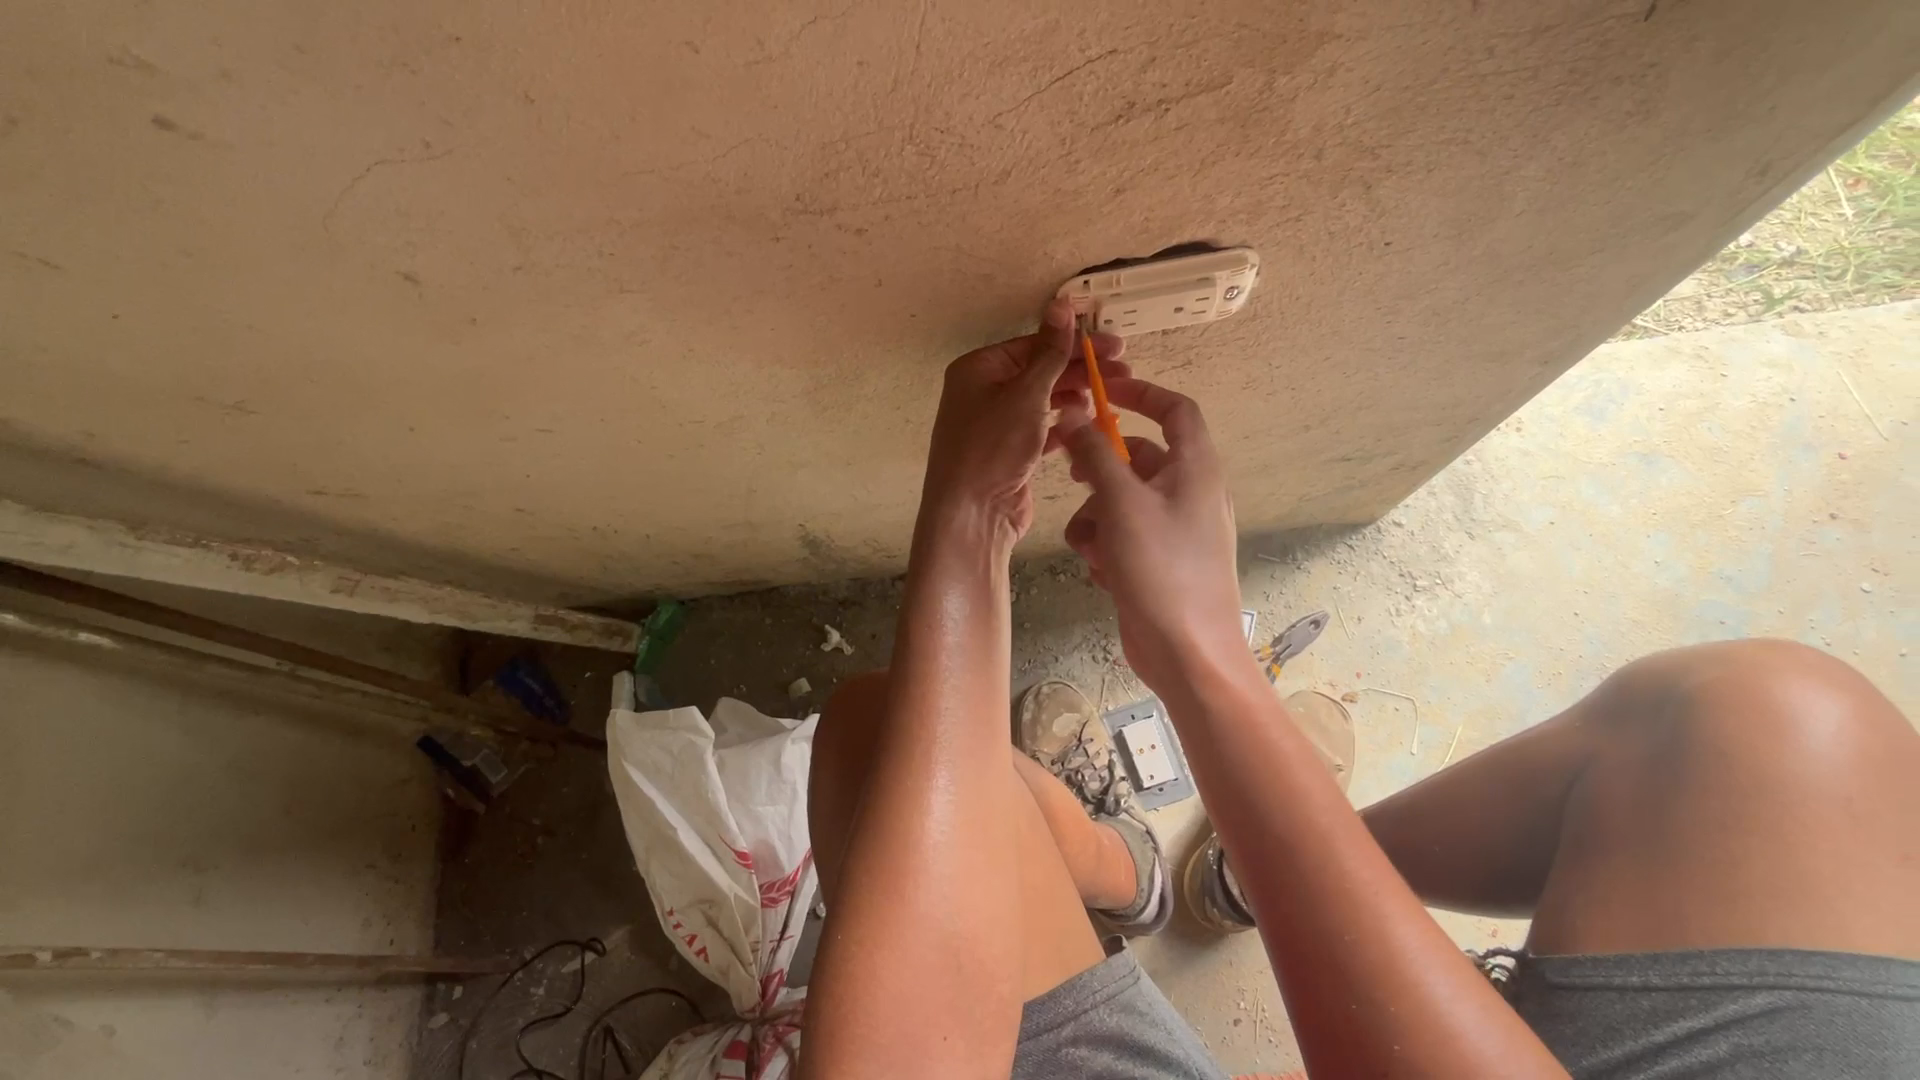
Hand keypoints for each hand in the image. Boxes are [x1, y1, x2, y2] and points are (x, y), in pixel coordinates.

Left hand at [921, 298, 1125, 541]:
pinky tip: (1089, 424)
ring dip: (1076, 398)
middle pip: (1041, 371)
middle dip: (1081, 372)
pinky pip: (1041, 429)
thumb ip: (1050, 351)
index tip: (1116, 347)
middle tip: (1124, 374)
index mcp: (979, 368)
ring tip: (1110, 400)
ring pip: (1043, 401)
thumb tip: (1062, 304)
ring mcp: (996, 423)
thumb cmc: (992, 447)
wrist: (971, 513)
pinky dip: (1064, 425)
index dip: (1076, 345)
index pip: (1035, 346)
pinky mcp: (1009, 451)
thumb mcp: (1026, 393)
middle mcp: (983, 392)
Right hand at [1061, 379, 1246, 690]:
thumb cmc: (1161, 568)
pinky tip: (1103, 573)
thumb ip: (1095, 454)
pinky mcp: (1158, 563)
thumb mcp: (1121, 503)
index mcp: (1195, 469)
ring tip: (1090, 547)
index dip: (1141, 393)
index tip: (1103, 392)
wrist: (1187, 652)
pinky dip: (1107, 548)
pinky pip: (1124, 537)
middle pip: (1139, 458)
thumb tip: (1074, 415)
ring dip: (1097, 519)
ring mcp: (1175, 531)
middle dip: (1101, 470)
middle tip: (1071, 475)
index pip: (1176, 409)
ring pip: (1123, 501)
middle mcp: (1189, 493)